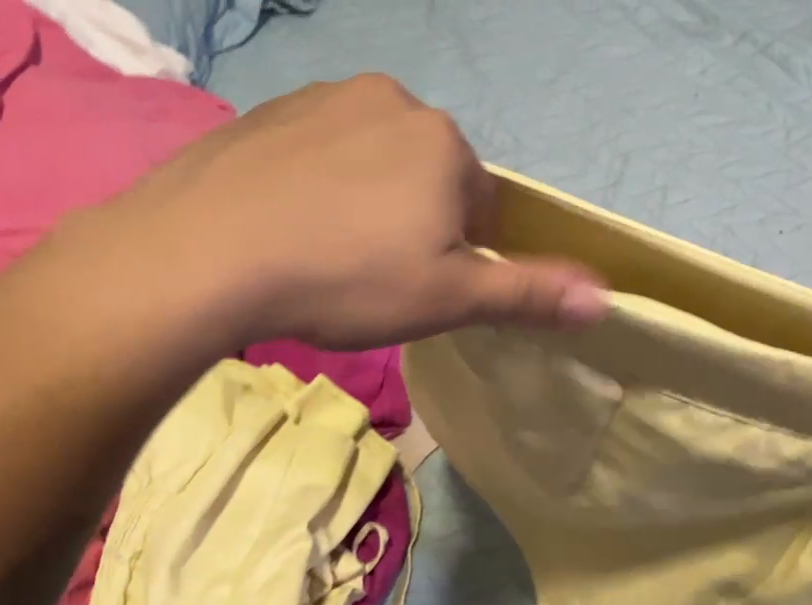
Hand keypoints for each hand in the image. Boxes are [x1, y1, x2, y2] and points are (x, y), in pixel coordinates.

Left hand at [87, 74, 604, 351]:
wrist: (204, 255)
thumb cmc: (346, 279)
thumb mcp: (449, 298)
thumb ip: (529, 293)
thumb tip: (607, 299)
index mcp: (443, 142)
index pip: (481, 204)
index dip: (460, 253)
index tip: (421, 287)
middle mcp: (390, 100)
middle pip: (428, 178)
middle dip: (416, 224)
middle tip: (375, 278)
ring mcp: (321, 98)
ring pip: (373, 164)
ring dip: (368, 206)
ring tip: (331, 258)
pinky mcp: (266, 113)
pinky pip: (319, 154)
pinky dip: (318, 189)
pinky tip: (292, 230)